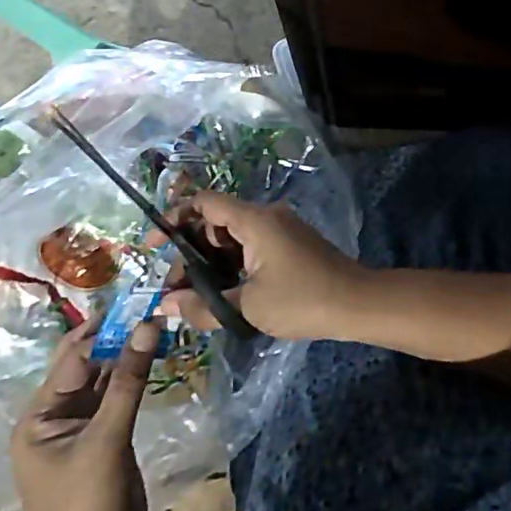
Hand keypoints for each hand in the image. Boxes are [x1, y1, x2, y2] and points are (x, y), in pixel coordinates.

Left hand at [11, 317, 159, 510]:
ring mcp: (80, 430)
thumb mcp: (106, 440)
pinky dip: (134, 379)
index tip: (139, 304)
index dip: (105, 332)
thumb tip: (149, 323)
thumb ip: (129, 380)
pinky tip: (155, 355)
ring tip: (158, 321)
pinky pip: (117, 399)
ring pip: (105, 381)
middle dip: (116, 337)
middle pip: (86, 367)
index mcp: (37, 417)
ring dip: (128, 355)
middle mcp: (54, 417)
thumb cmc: (86, 507)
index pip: (73, 361)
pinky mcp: (103, 441)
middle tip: (150, 304)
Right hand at [154, 191, 369, 340]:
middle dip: (189, 251)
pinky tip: (220, 293)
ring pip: (232, 238)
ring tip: (191, 296)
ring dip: (210, 262)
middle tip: (173, 287)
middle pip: (215, 222)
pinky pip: (249, 247)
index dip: (173, 218)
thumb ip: (203, 306)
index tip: (152, 245)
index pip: (204, 202)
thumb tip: (165, 306)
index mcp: (254, 220)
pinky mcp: (288, 245)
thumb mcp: (247, 307)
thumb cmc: (302, 300)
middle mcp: (265, 216)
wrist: (357, 303)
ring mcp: (279, 229)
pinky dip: (231, 265)